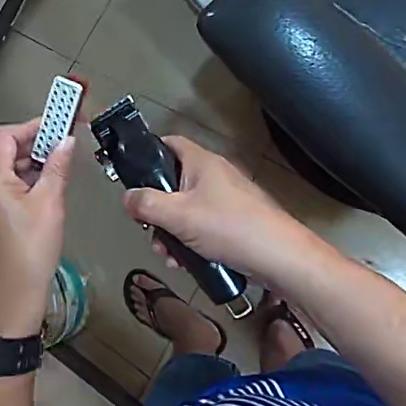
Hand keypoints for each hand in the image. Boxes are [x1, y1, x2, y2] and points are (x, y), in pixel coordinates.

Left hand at [0, 119, 74, 337]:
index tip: (58, 126)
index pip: (5, 135)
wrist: (12, 299)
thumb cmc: (30, 253)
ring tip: (50, 168)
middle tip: (53, 145)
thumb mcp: (51, 204)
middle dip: (24, 139)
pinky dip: (15, 176)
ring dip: (20, 158)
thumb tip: (66, 141)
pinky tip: (39, 188)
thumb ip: (57, 166)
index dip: (32, 126)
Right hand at [121, 136, 330, 285]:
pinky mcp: (235, 222)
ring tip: (170, 256)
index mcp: (201, 162)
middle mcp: (215, 175)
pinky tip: (187, 263)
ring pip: (187, 209)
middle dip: (157, 210)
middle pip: (174, 183)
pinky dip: (191, 241)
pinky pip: (203, 226)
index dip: (148, 154)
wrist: (278, 256)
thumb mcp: (178, 215)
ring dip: (172, 232)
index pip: (169, 143)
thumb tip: (127, 197)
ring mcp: (227, 199)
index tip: (133, 176)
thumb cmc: (229, 227)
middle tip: (151, 231)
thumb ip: (147, 204)